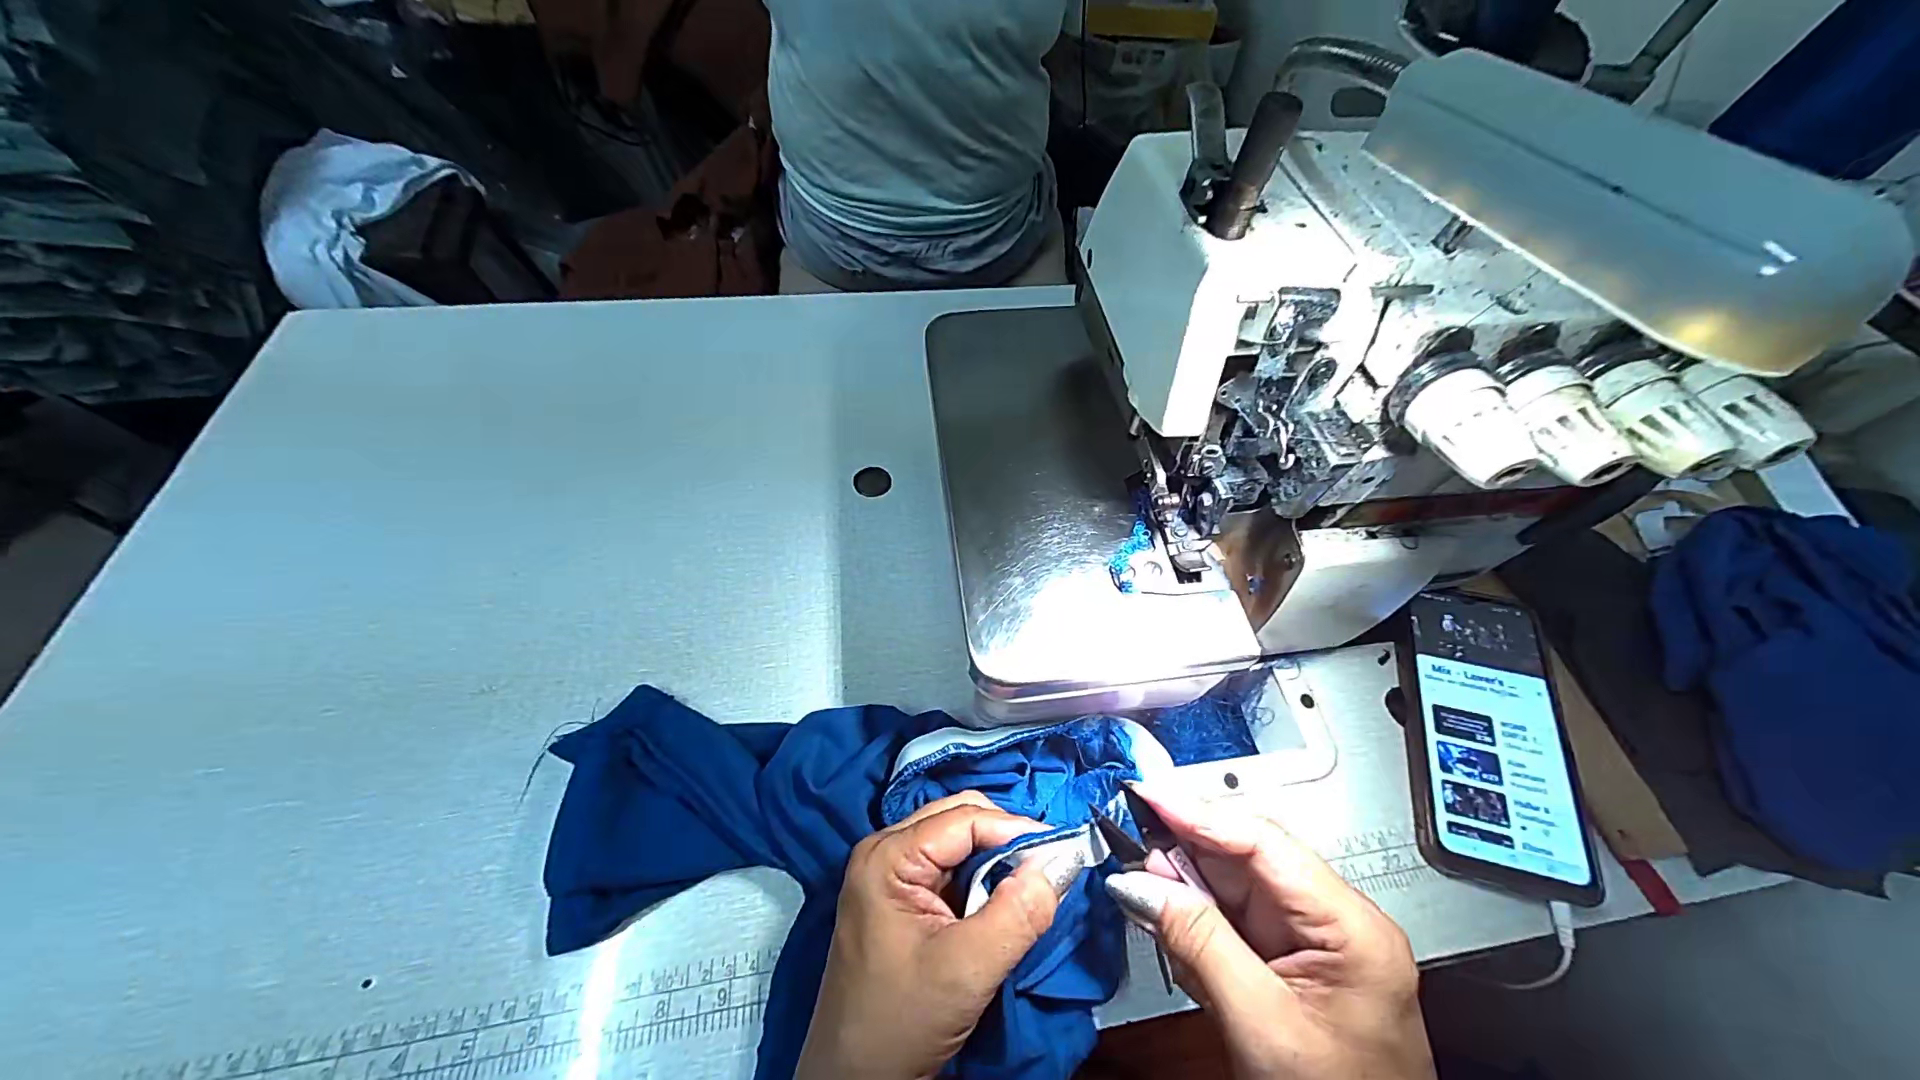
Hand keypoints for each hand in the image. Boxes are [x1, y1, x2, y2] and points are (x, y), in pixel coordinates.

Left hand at [797, 791, 1082, 1079]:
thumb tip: (1057, 865)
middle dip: (1006, 838)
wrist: (854, 1078)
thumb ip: (1015, 916)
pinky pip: (951, 864)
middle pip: (959, 818)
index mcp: (887, 856)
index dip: (1015, 829)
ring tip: (1028, 885)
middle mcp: (886, 850)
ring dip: (996, 857)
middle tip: (1046, 867)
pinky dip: (982, 874)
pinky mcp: (902, 894)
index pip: (964, 818)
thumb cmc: (899, 1022)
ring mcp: (891, 871)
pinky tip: (999, 900)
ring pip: (958, 839)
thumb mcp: (964, 971)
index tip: (1060, 851)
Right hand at [1105, 784, 1434, 1079]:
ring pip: (1230, 879)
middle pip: (1245, 854)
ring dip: (1183, 882)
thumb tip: (1139, 883)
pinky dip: (1193, 912)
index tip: (1148, 795)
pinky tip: (1170, 918)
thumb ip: (1197, 942)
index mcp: (1353, 927)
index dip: (1199, 813)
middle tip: (1132, 844)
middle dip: (1184, 848)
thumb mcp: (1261, 1023)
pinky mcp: (1286, 949)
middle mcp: (1334, 917)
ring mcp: (1310, 932)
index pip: (1265, 843)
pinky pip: (1229, 911)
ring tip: (1144, 886)